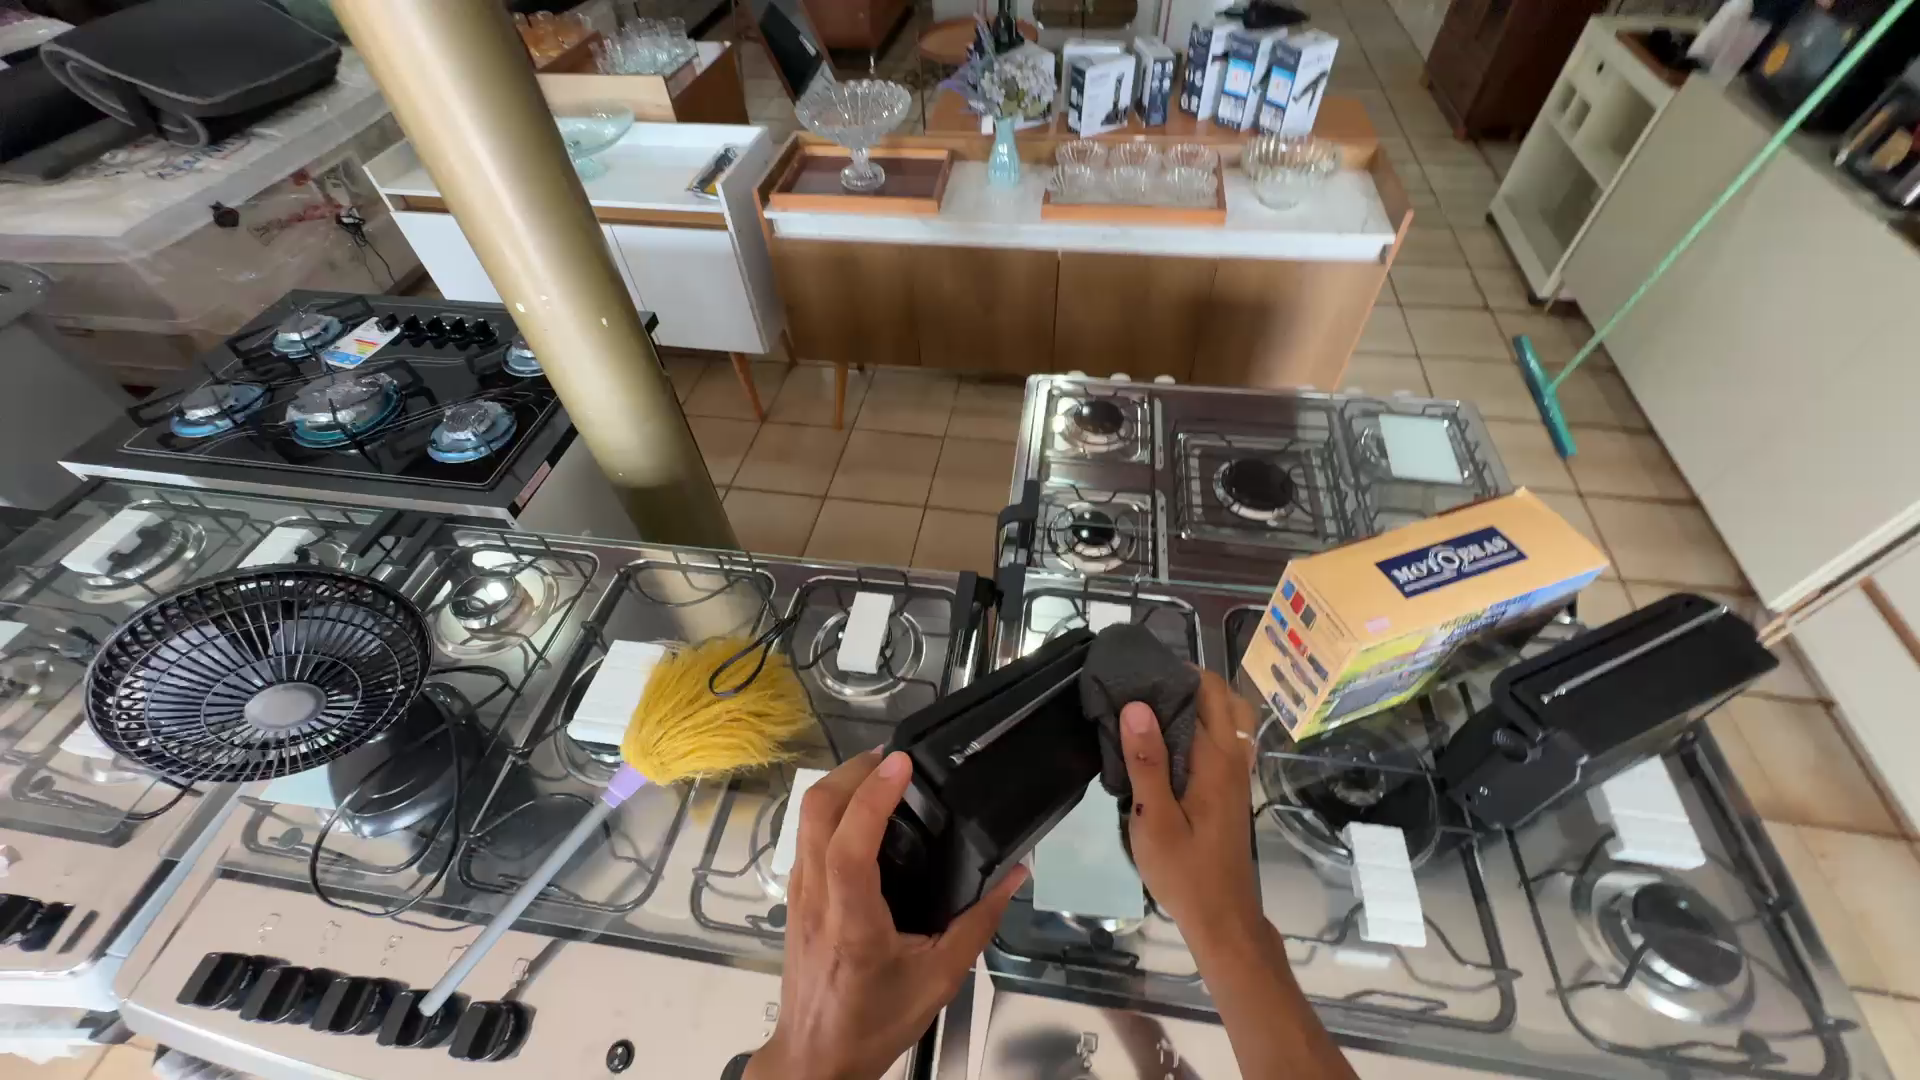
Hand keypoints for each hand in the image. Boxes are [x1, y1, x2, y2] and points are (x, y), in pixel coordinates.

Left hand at [746, 750, 1026, 1079]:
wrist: (814, 1059)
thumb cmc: (875, 1021)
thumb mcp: (939, 980)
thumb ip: (978, 924)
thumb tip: (1014, 874)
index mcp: (852, 921)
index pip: (850, 846)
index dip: (873, 797)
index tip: (902, 763)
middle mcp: (816, 895)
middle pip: (817, 812)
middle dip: (854, 770)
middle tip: (895, 758)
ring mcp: (799, 890)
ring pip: (807, 817)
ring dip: (842, 782)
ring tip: (883, 773)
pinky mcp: (795, 892)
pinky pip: (807, 832)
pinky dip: (833, 805)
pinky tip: (864, 809)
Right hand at [1119, 670, 1261, 936]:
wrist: (1222, 918)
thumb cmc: (1185, 870)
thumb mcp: (1155, 818)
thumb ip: (1146, 761)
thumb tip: (1136, 705)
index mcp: (1215, 759)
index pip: (1204, 694)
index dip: (1176, 673)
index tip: (1140, 668)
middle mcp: (1233, 759)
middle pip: (1226, 698)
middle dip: (1192, 679)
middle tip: (1148, 681)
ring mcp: (1237, 774)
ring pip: (1232, 718)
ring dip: (1202, 700)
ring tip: (1158, 702)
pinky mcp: (1231, 789)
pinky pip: (1226, 738)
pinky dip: (1206, 723)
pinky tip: (1171, 739)